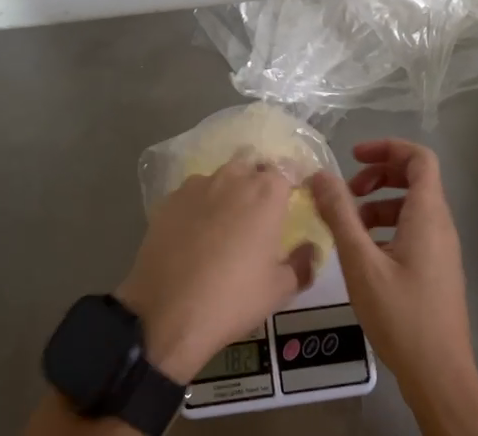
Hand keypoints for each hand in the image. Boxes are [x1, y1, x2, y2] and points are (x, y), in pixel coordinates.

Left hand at [116, 155, 318, 382]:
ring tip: (226, 222)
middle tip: (260, 212)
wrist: (166, 311)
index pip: (287, 169)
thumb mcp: (279, 289)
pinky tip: (196, 232)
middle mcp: (233, 178)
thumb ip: (302, 263)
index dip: (291, 181)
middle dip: (258, 180)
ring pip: (221, 176)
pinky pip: (194, 193)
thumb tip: (310, 249)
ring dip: (228, 190)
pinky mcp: (169, 199)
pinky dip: (200, 204)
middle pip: (252, 165)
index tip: (292, 199)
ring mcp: (197, 185)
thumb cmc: (233, 299)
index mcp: (266, 193)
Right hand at [312, 140, 477, 433]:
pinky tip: (363, 254)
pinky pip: (413, 231)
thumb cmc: (401, 315)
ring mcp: (441, 249)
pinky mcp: (436, 270)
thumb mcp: (361, 262)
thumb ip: (340, 215)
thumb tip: (320, 175)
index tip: (353, 157)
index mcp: (428, 215)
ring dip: (379, 204)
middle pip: (415, 179)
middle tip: (346, 191)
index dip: (387, 147)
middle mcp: (441, 225)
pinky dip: (386, 228)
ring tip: (348, 226)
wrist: (439, 375)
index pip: (419, 158)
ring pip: (411, 208)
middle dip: (378, 175)